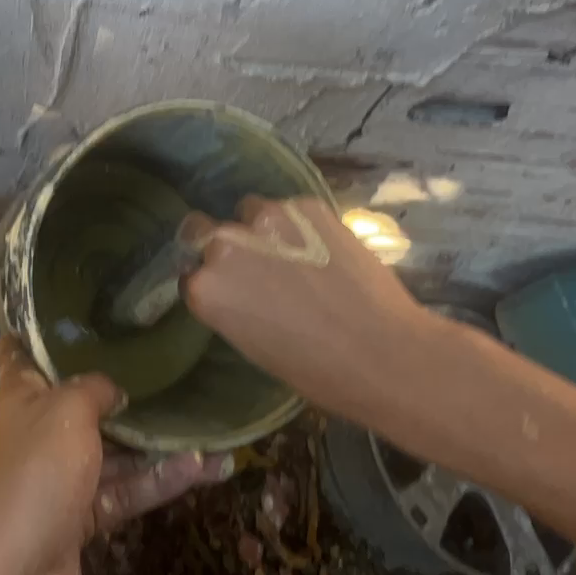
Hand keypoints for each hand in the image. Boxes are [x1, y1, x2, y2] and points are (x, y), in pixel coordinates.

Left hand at [0, 338, 232, 574]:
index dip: (40, 326)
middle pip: (84, 399)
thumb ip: (96, 388)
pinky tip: (204, 467)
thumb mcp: (67, 411)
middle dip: (123, 386)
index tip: (74, 304)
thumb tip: (117, 387)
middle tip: (169, 361)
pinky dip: (161, 480)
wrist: (14, 574)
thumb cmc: (35, 471)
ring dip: (158, 440)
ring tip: (208, 424)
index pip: (21, 348)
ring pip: (115, 448)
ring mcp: (62, 475)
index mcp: (22, 393)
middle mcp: (41, 428)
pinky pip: (127, 489)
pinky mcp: (83, 517)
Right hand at [184, 197, 436, 423]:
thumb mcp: (251, 343)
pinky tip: (325, 251)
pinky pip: (291, 210)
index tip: (231, 288)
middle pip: (206, 230)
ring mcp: (266, 218)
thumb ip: (231, 302)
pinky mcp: (306, 205)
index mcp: (207, 287)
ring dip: (262, 229)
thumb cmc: (315, 369)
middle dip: (227, 245)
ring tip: (297, 255)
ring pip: (250, 212)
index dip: (211, 278)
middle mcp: (226, 244)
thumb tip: (238, 285)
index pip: (191, 271)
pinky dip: (301, 226)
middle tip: (258, 267)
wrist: (384, 351)